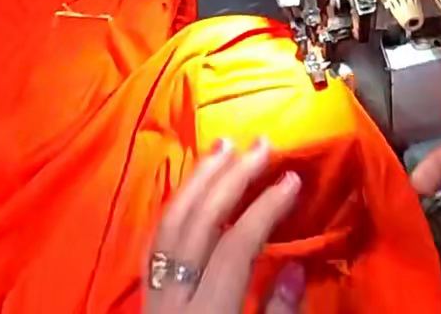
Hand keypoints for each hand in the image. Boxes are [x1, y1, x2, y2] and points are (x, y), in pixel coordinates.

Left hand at [144, 138, 307, 313]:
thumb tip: (296, 265)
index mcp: (206, 313)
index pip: (235, 247)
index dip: (264, 210)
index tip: (292, 179)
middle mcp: (173, 295)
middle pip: (200, 221)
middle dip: (232, 177)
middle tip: (260, 144)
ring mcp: (152, 292)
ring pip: (172, 219)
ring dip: (200, 177)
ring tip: (225, 145)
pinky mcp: (144, 292)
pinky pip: (157, 235)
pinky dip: (178, 202)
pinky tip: (194, 182)